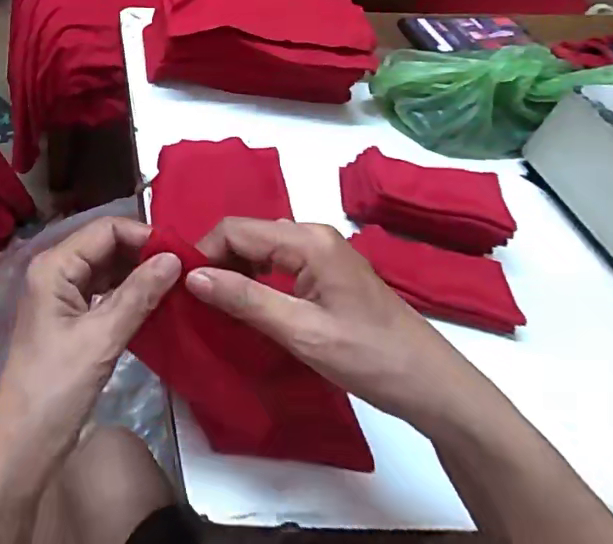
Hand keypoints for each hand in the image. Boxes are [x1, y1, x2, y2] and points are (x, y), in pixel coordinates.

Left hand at [0, 217, 180, 444]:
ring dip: (138, 273)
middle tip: (183, 268)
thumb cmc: (56, 389)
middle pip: (106, 245)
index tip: (179, 252)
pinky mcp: (69, 318)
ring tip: (175, 283)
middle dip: (142, 253)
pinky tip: (154, 302)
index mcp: (54, 265)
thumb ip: (138, 294)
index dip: (142, 235)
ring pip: (107, 268)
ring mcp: (61, 295)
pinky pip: (104, 291)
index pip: (105, 229)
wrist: (21, 449)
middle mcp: (55, 270)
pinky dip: (128, 293)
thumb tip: (175, 258)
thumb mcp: (101, 338)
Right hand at [187, 217, 484, 429]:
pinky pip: (279, 264)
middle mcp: (313, 234)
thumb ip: (245, 300)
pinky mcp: (327, 271)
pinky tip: (246, 306)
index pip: (236, 229)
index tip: (181, 287)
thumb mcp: (302, 332)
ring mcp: (322, 252)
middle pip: (248, 235)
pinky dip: (256, 280)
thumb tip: (192, 276)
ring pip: (262, 249)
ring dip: (235, 272)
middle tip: (193, 301)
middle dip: (217, 261)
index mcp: (307, 239)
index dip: (204, 252)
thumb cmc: (368, 357)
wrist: (430, 383)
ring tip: (212, 306)